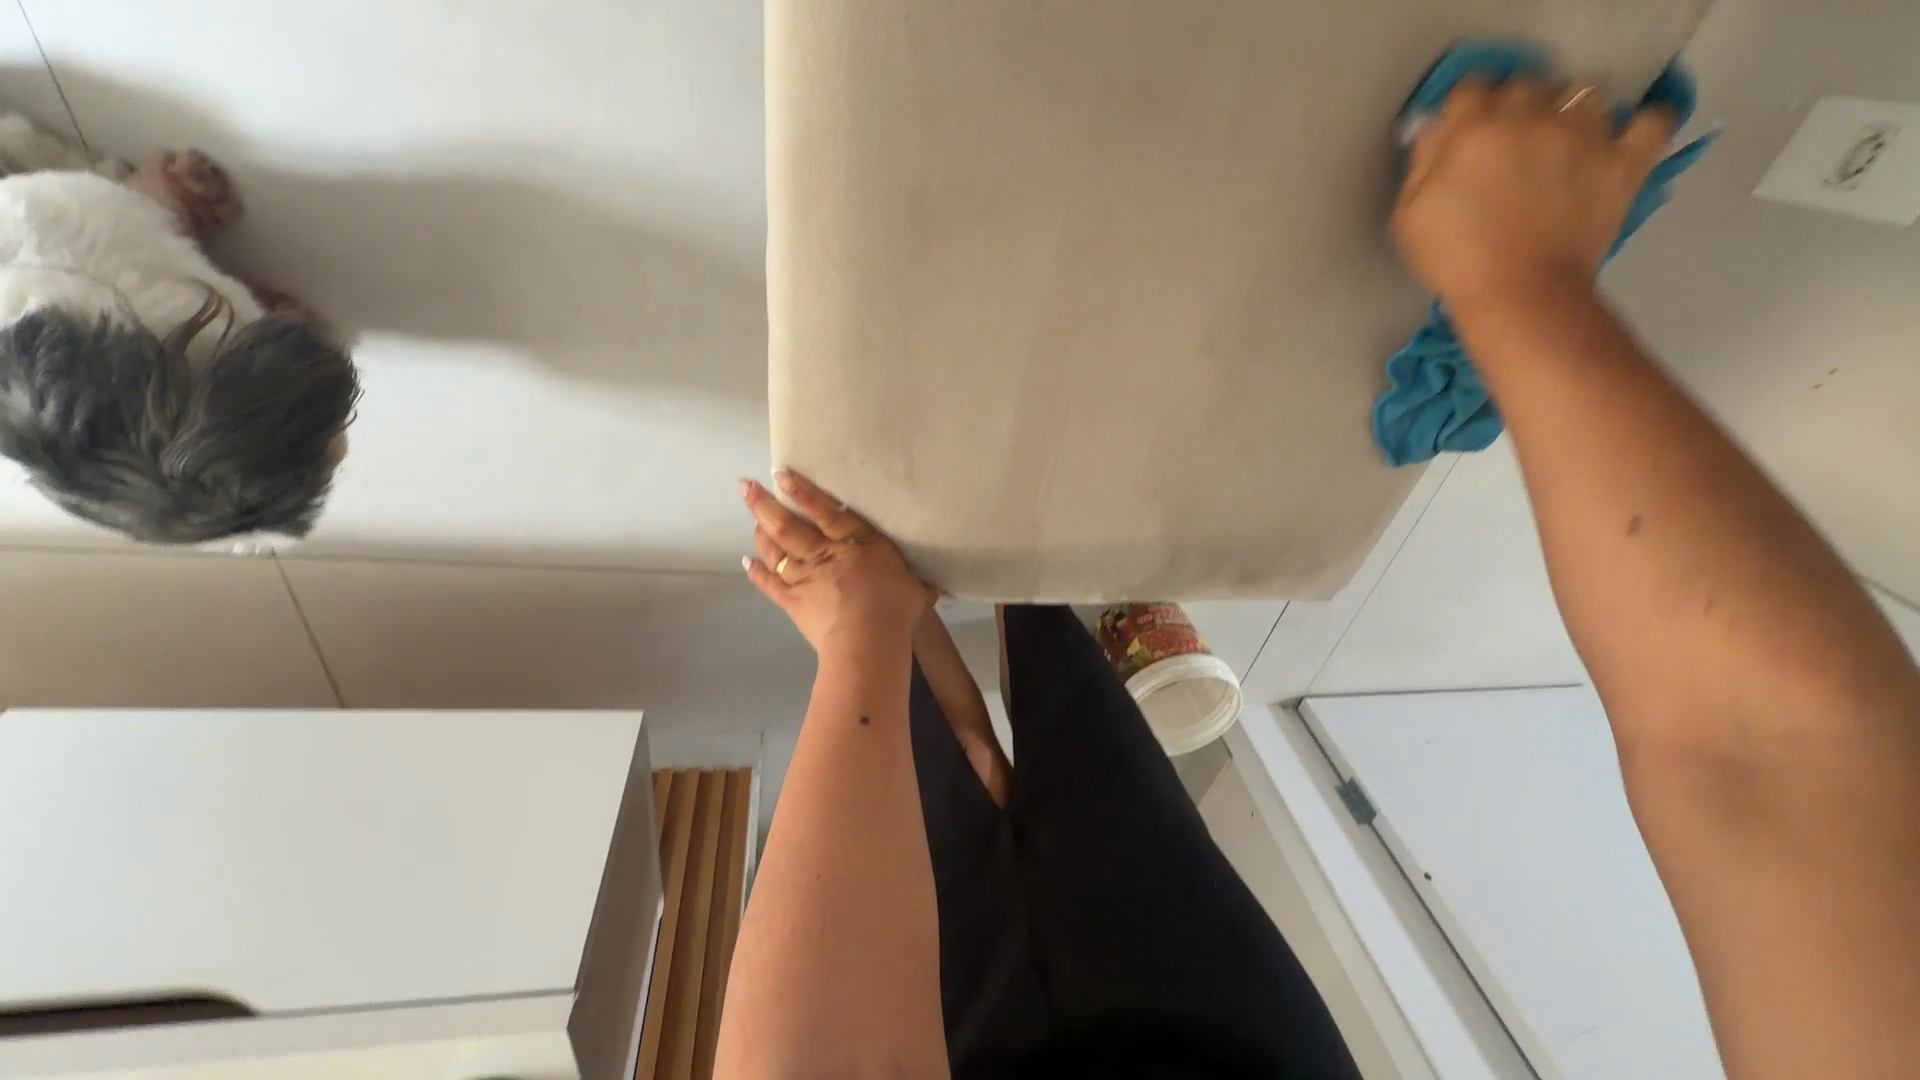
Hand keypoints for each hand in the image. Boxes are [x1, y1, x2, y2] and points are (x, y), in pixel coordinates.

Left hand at [742, 470, 936, 651]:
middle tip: (747, 485)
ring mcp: (804, 577)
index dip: (803, 491)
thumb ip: (919, 583)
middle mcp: (824, 553)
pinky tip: (748, 561)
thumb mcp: (915, 589)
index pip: (825, 510)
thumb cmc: (895, 610)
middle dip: (766, 503)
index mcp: (856, 543)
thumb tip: (936, 587)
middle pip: (789, 524)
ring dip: (760, 530)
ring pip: (775, 548)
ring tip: (751, 514)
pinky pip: (770, 583)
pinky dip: (757, 572)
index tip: (782, 474)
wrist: (867, 640)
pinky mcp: (793, 601)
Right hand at [1392, 77, 1674, 312]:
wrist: (1517, 294)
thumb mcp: (1407, 216)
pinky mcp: (1626, 158)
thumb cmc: (1452, 260)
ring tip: (1560, 146)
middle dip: (1514, 110)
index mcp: (1474, 132)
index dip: (1464, 111)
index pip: (1469, 90)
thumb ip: (1422, 163)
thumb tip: (1437, 130)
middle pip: (1526, 87)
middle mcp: (1532, 118)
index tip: (1461, 136)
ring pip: (1583, 94)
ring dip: (1569, 113)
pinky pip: (1651, 120)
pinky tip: (1619, 142)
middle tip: (1506, 148)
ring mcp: (1586, 134)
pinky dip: (1639, 125)